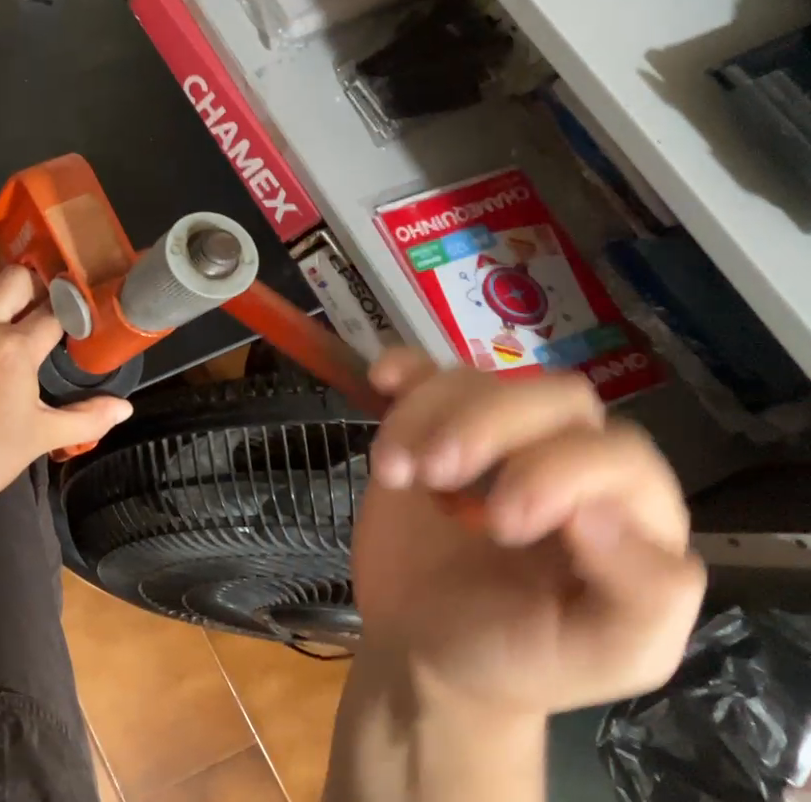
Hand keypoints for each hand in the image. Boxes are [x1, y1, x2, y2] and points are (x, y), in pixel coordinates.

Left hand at [0, 267, 132, 515]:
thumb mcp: (43, 437)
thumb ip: (88, 418)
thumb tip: (125, 408)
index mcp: (14, 348)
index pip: (54, 311)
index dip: (71, 311)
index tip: (81, 313)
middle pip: (12, 281)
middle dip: (33, 286)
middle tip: (44, 310)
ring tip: (5, 365)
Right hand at [352, 348, 704, 719]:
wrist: (426, 652)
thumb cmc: (521, 655)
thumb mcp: (607, 652)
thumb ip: (642, 592)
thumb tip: (602, 513)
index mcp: (631, 512)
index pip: (614, 451)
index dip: (554, 472)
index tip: (499, 526)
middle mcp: (570, 461)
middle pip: (551, 397)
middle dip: (484, 427)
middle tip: (435, 477)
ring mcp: (494, 441)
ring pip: (478, 380)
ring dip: (426, 414)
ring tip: (394, 471)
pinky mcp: (429, 432)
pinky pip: (425, 375)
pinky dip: (403, 369)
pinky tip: (382, 383)